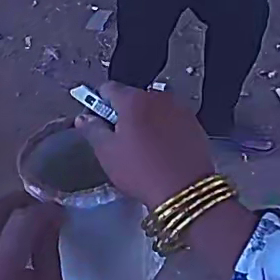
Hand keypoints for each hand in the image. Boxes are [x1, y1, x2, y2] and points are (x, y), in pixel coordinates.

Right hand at [72, 83, 216, 209]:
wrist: (186, 191)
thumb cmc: (140, 170)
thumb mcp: (107, 152)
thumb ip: (92, 129)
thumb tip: (84, 117)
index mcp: (133, 99)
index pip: (108, 88)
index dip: (98, 103)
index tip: (98, 122)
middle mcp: (158, 97)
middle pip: (132, 98)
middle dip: (123, 113)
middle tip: (120, 141)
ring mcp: (180, 109)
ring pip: (153, 108)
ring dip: (144, 120)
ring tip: (144, 148)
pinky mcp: (195, 124)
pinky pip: (171, 119)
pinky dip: (164, 128)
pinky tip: (162, 151)